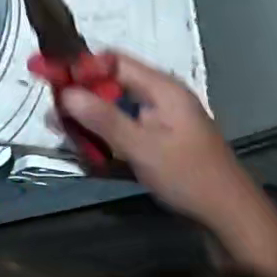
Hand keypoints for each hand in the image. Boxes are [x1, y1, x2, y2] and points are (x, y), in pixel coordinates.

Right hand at [57, 53, 276, 276]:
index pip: (114, 61)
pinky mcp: (156, 139)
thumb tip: (66, 92)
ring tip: (60, 129)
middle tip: (50, 110)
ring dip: (87, 116)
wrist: (228, 214)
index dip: (81, 65)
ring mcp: (158, 118)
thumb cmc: (188, 176)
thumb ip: (104, 119)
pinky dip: (101, 133)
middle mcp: (159, 97)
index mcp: (162, 88)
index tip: (48, 74)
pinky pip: (121, 126)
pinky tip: (83, 145)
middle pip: (111, 83)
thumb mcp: (142, 147)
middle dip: (79, 94)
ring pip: (113, 107)